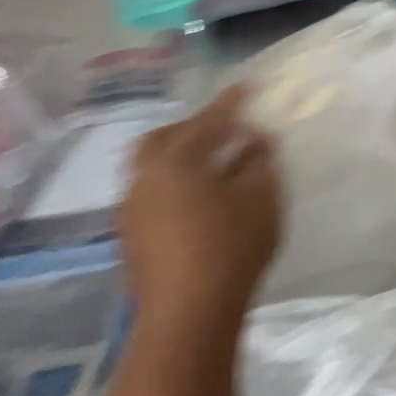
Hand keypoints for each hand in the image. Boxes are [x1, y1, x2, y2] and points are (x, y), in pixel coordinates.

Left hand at [122, 84, 282, 329]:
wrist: (190, 310)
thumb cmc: (232, 242)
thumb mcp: (262, 194)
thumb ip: (258, 160)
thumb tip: (252, 141)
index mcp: (175, 163)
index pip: (207, 120)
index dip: (231, 102)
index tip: (251, 86)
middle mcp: (143, 180)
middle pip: (161, 140)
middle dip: (194, 126)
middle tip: (229, 125)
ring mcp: (132, 210)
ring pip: (152, 166)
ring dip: (184, 154)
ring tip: (221, 159)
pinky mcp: (134, 234)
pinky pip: (154, 190)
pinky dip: (178, 178)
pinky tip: (206, 191)